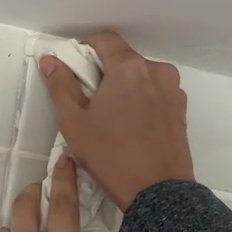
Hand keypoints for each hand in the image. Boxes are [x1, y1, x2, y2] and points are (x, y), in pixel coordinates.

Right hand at [40, 30, 193, 210]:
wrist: (157, 192)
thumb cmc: (110, 153)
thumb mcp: (73, 120)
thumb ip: (60, 85)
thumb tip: (51, 61)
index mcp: (129, 68)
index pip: (105, 39)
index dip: (84, 49)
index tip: (73, 72)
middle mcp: (156, 71)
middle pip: (123, 59)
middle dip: (103, 73)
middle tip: (87, 102)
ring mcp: (173, 91)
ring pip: (140, 77)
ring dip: (123, 87)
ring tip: (109, 118)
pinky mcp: (180, 110)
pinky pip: (154, 94)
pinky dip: (139, 101)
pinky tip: (128, 128)